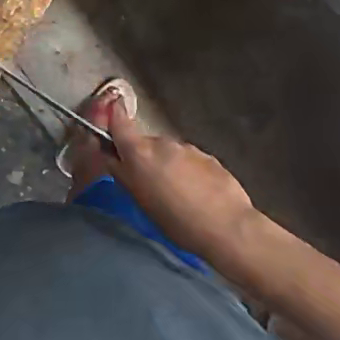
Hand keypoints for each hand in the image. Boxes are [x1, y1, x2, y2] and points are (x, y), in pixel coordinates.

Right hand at [104, 104, 261, 260]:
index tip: (112, 114)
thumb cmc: (177, 222)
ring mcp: (188, 149)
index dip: (113, 116)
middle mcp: (163, 143)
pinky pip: (191, 162)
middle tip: (149, 183)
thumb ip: (126, 175)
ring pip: (170, 153)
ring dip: (169, 166)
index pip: (119, 123)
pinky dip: (189, 173)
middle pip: (147, 144)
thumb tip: (116, 160)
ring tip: (177, 195)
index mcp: (140, 154)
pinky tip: (197, 195)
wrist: (227, 226)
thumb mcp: (141, 202)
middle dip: (146, 158)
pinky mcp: (209, 157)